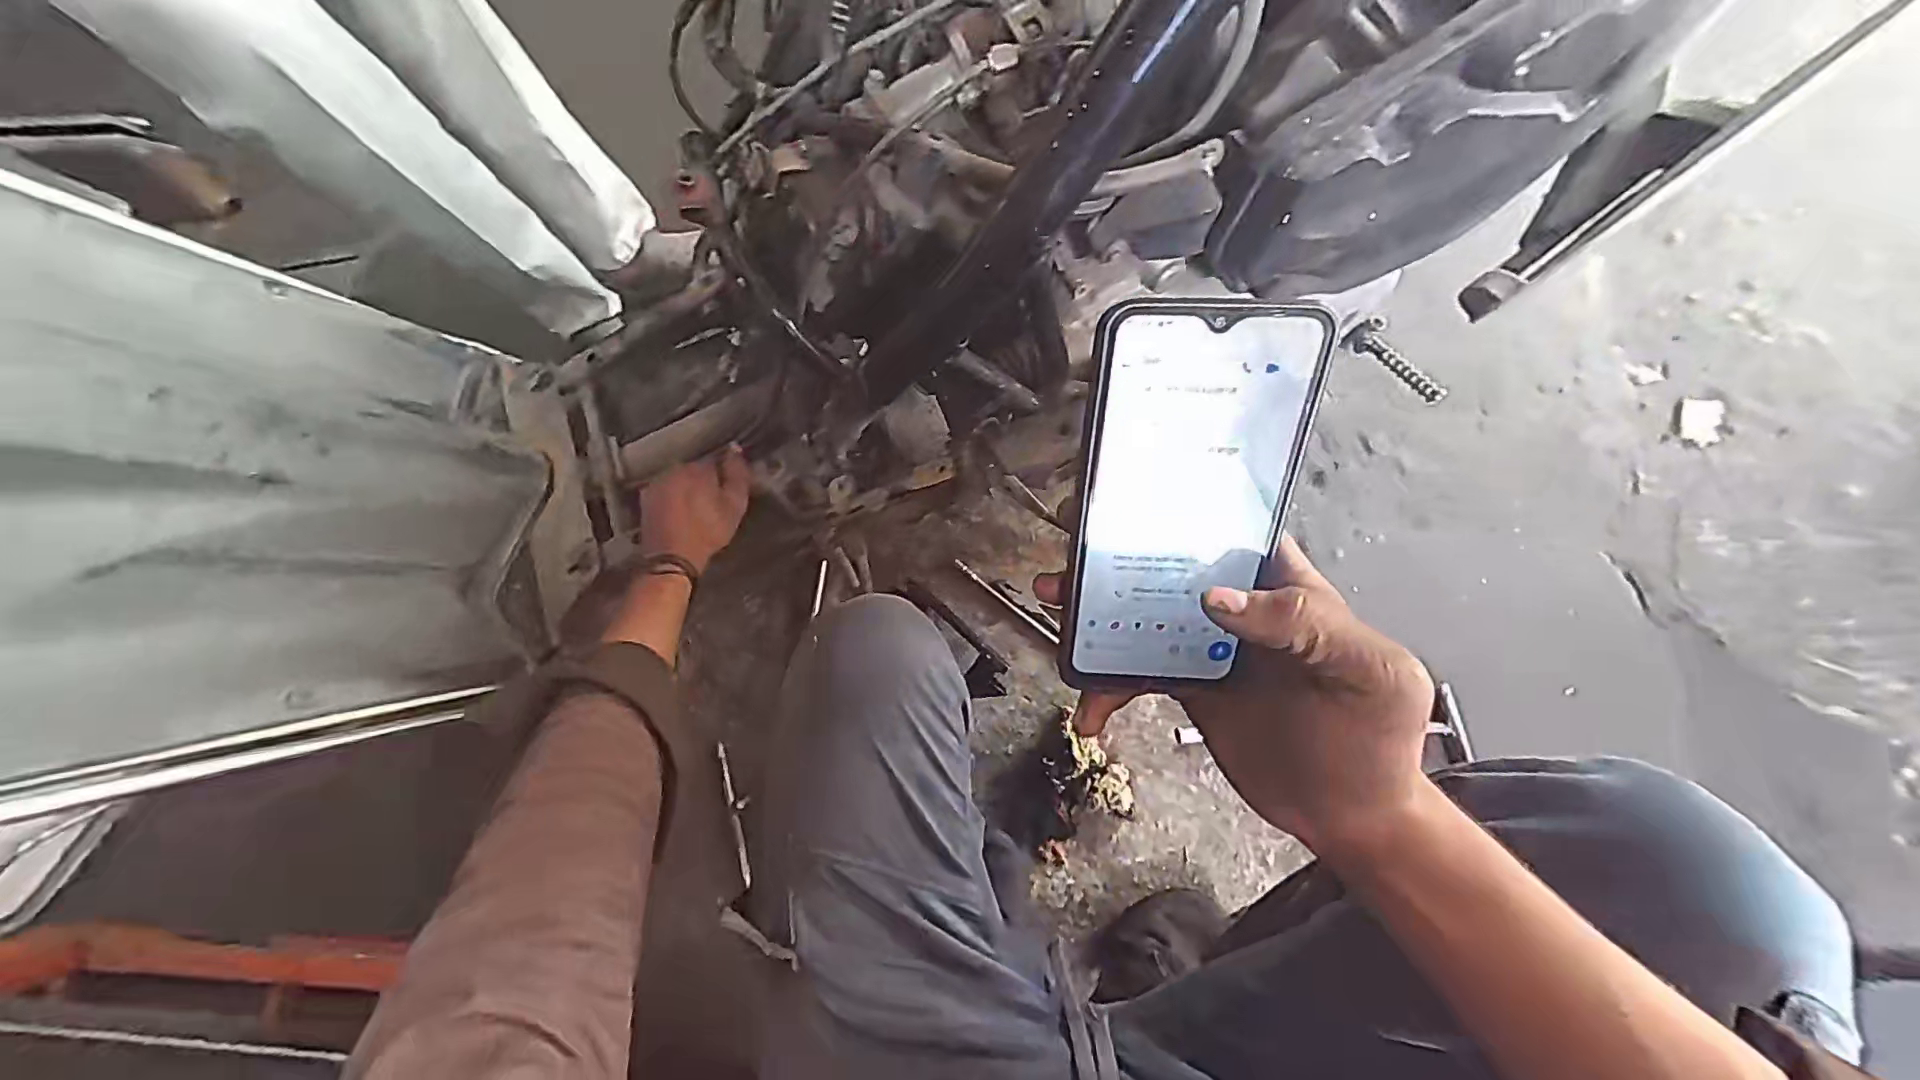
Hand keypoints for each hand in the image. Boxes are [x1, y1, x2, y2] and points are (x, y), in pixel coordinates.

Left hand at [637, 444, 751, 572]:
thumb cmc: (708, 532)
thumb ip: (737, 476)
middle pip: (695, 467)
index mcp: (698, 468)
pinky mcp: (646, 497)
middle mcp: (674, 469)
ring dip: (688, 487)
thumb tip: (735, 450)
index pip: (717, 458)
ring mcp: (657, 482)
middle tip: (714, 500)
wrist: (672, 558)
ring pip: (679, 478)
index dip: (725, 473)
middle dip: (705, 479)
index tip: (730, 487)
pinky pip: (666, 490)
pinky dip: (674, 497)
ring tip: (697, 508)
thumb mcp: (734, 506)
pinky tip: (680, 512)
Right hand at [1036, 536, 1434, 850]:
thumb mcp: (1368, 671)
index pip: (1228, 533)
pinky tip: (1091, 713)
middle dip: (1112, 560)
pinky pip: (1134, 675)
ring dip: (1094, 615)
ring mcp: (1205, 645)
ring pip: (1139, 616)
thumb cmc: (1377, 736)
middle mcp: (1237, 606)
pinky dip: (1105, 690)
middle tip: (1074, 558)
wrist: (1351, 813)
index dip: (1178, 515)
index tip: (1125, 508)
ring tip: (1058, 612)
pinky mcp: (1186, 683)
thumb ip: (1306, 623)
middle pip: (1165, 569)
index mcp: (1283, 584)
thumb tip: (1217, 600)